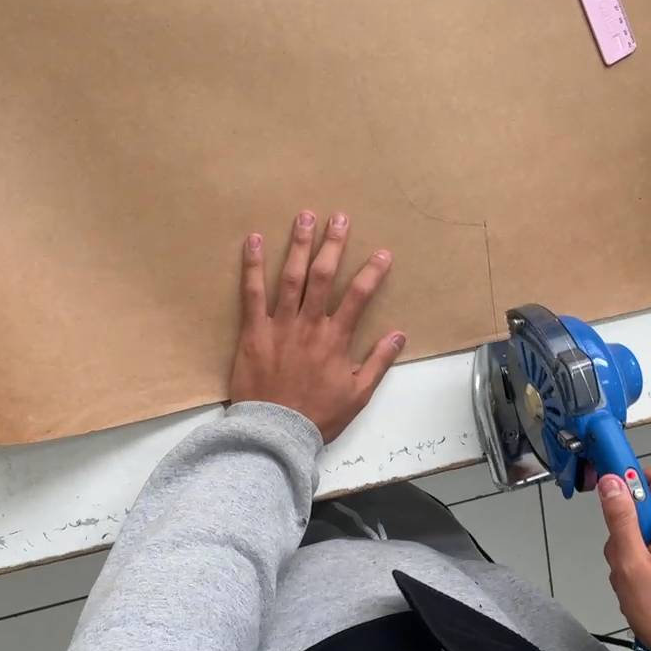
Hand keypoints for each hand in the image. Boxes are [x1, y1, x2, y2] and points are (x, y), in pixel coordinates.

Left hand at [228, 210, 405, 443]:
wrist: (277, 433)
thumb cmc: (318, 416)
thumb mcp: (358, 394)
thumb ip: (378, 362)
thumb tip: (399, 335)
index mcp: (336, 340)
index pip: (358, 297)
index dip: (372, 273)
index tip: (382, 254)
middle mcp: (310, 325)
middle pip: (323, 276)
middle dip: (333, 245)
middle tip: (339, 217)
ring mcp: (280, 326)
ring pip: (291, 277)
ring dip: (298, 245)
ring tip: (304, 217)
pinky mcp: (253, 332)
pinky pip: (251, 294)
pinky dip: (252, 266)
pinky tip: (252, 240)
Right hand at [598, 464, 650, 650]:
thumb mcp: (631, 564)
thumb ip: (620, 519)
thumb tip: (612, 479)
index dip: (629, 478)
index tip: (606, 494)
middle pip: (650, 510)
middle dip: (627, 530)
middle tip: (620, 562)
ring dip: (635, 554)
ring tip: (632, 586)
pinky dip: (650, 567)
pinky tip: (645, 594)